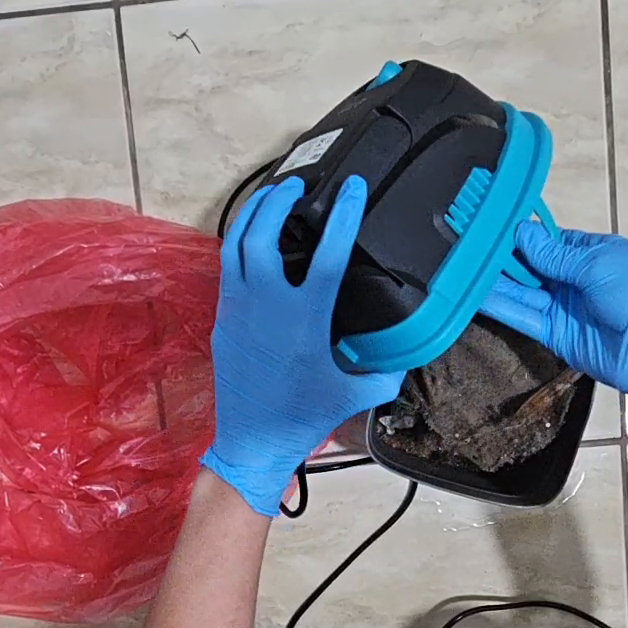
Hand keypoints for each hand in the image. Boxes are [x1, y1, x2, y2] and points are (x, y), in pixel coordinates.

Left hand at [201, 175, 403, 515]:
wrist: (252, 442)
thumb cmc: (302, 419)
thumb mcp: (352, 396)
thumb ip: (383, 375)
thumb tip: (404, 360)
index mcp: (305, 321)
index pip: (327, 254)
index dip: (342, 215)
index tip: (351, 188)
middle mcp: (267, 308)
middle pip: (263, 234)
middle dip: (278, 201)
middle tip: (296, 185)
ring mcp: (238, 311)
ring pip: (235, 246)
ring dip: (252, 215)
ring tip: (269, 198)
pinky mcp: (222, 321)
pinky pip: (227, 270)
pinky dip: (239, 245)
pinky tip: (251, 241)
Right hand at [481, 223, 627, 411]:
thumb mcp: (598, 264)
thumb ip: (555, 254)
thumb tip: (522, 233)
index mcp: (589, 253)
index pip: (546, 240)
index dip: (519, 234)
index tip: (489, 226)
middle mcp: (572, 278)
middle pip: (529, 266)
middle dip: (501, 258)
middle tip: (465, 248)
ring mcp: (561, 306)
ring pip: (521, 291)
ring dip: (494, 282)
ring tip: (461, 270)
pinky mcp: (552, 334)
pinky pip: (522, 317)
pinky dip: (500, 308)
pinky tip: (475, 296)